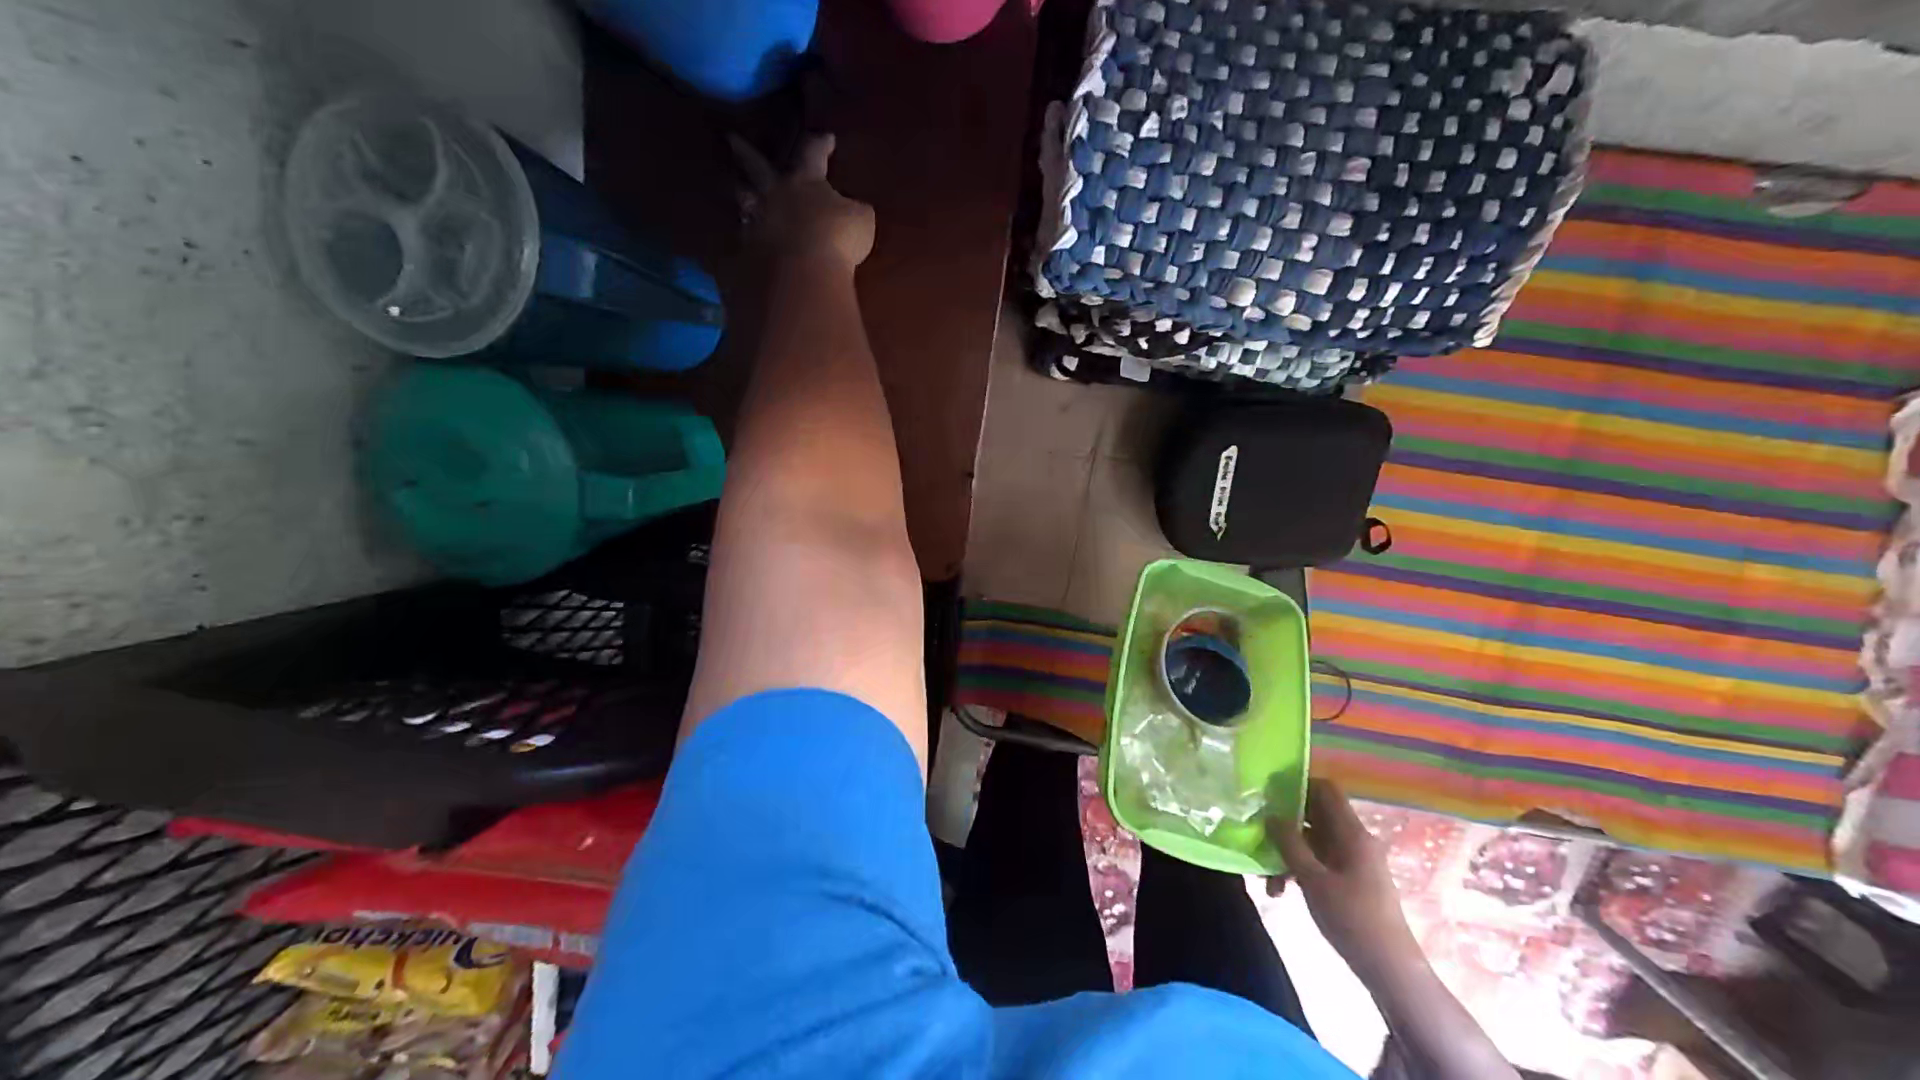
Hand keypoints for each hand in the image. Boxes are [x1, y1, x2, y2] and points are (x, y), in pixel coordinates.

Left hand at [731, 133, 875, 269]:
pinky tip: (745, 244)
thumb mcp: (861, 221)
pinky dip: (744, 240)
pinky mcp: (745, 252)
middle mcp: (773, 194)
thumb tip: (851, 209)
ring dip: (741, 194)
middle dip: (746, 151)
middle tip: (731, 138)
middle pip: (756, 166)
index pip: (812, 151)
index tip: (826, 138)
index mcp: (804, 180)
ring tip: (739, 191)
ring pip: (743, 200)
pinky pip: (741, 241)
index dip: (820, 143)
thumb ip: (854, 210)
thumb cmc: (836, 240)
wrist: (801, 276)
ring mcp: (755, 222)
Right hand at [1269, 780, 1420, 979]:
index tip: (1267, 793)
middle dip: (1283, 824)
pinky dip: (1297, 869)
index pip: (1326, 790)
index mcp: (1352, 834)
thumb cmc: (1352, 919)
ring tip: (1263, 877)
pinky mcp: (1349, 880)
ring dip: (1286, 853)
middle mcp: (1354, 841)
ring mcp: (1353, 861)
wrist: (1390, 969)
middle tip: (1256, 833)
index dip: (1298, 784)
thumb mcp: (1313, 880)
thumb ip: (1290, 844)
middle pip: (1315, 816)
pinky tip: (1279, 891)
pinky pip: (1318, 862)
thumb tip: (1271, 815)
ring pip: (1312, 842)